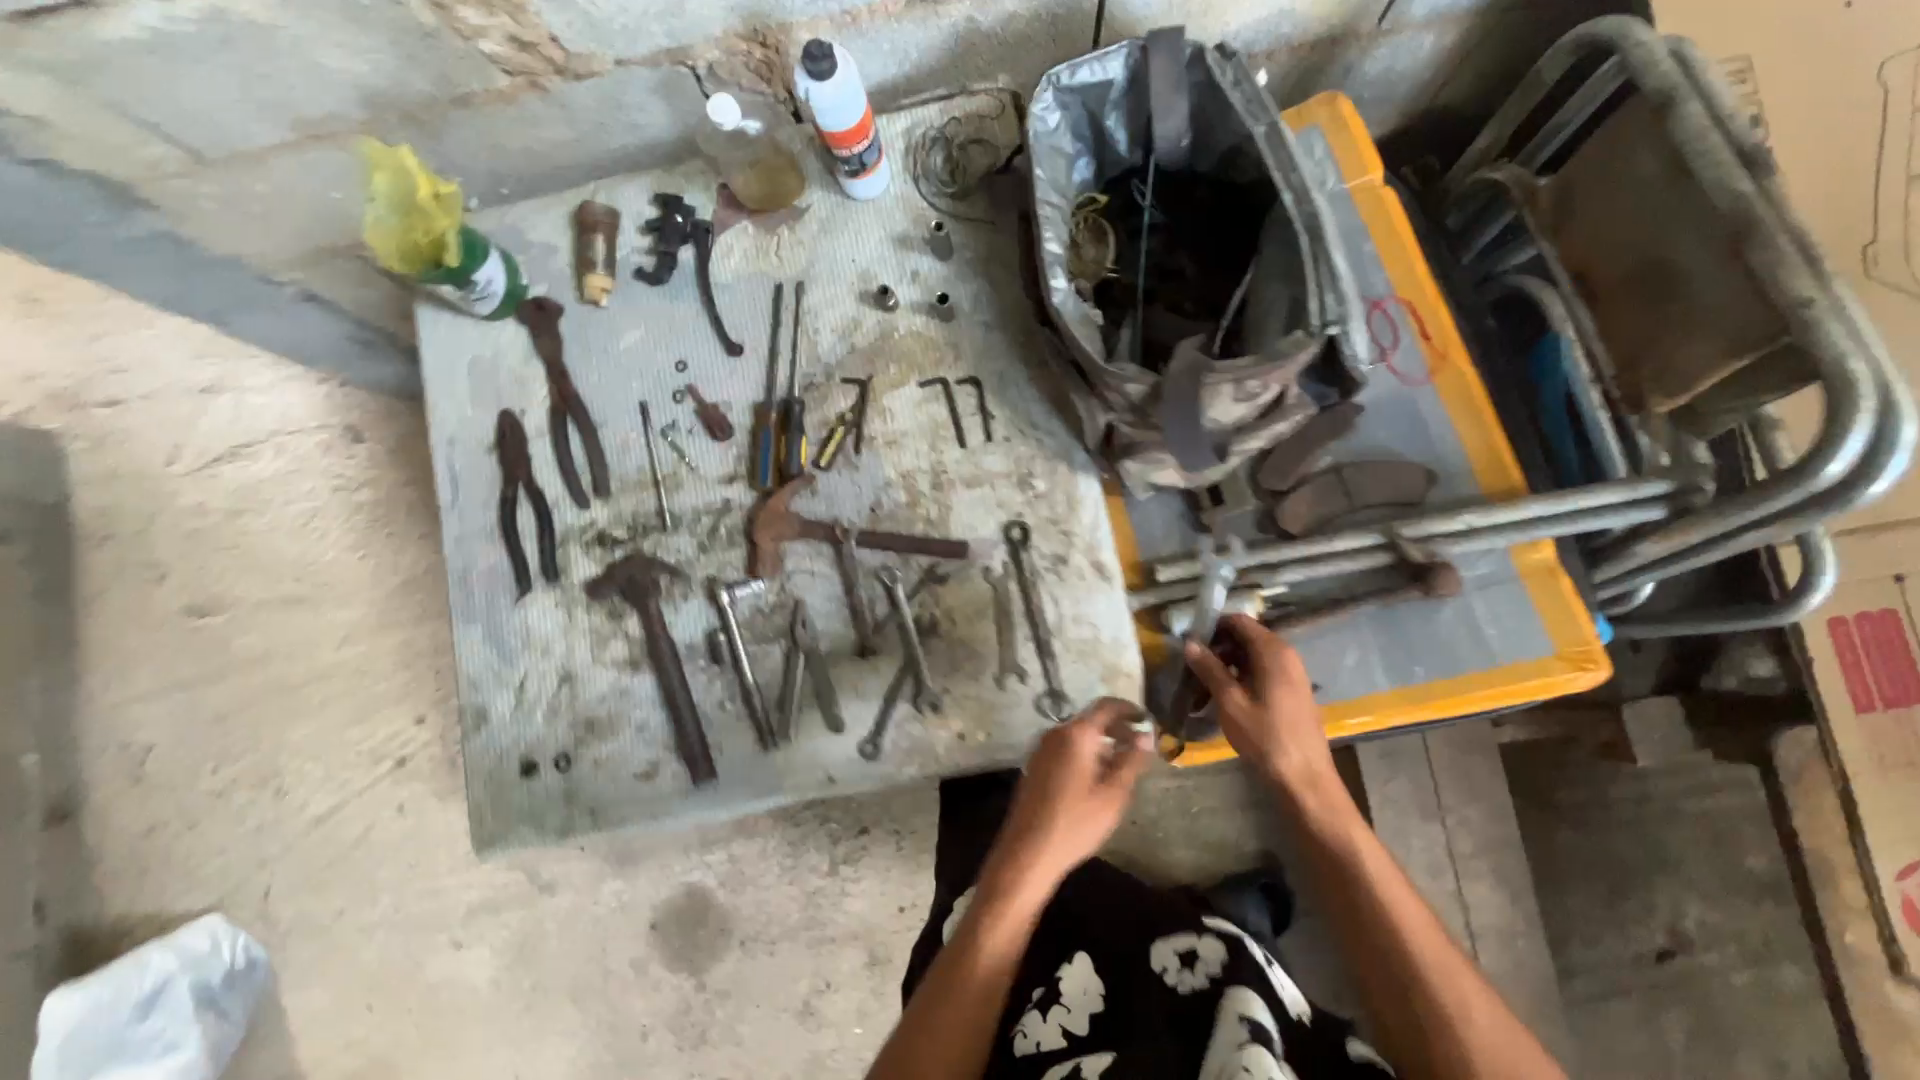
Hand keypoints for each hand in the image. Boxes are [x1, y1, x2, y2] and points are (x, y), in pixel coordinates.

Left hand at [982, 699, 1153, 895]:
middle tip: (1140, 748)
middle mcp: (1055, 733)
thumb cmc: (1076, 822)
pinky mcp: (1035, 765)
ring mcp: (1041, 749)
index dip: (1130, 710)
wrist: (1028, 851)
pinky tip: (1096, 779)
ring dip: (1102, 744)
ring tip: (1123, 767)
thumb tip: (1146, 735)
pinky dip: (1085, 754)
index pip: (1107, 706)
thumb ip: (1131, 760)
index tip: (1148, 721)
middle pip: (1092, 720)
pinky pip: (1066, 749)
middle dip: (1118, 729)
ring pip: (1078, 736)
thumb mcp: (1113, 794)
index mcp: (1076, 734)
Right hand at [1184, 615, 1337, 790]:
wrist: (1305, 777)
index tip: (1190, 643)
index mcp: (1273, 651)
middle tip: (1192, 670)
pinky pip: (1262, 671)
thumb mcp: (1230, 703)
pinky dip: (1241, 678)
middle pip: (1245, 637)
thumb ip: (1210, 669)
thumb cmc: (1265, 738)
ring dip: (1226, 666)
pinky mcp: (1292, 689)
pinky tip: (1224, 699)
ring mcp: (1292, 672)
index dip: (1212, 627)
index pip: (1239, 621)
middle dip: (1217, 649)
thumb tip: (1189, 642)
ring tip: (1202, 689)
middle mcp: (1286, 654)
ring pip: (1252, 657)